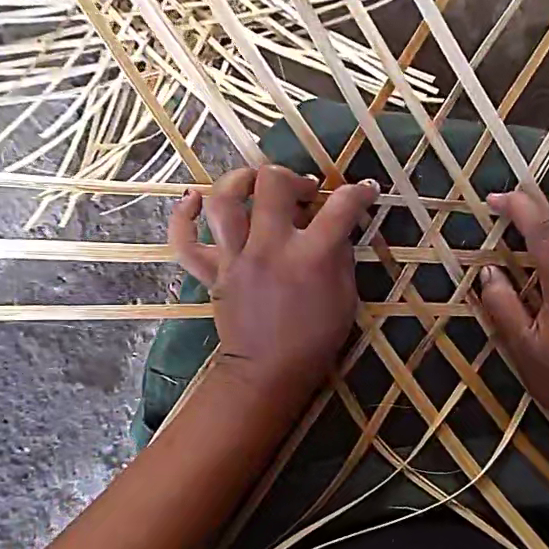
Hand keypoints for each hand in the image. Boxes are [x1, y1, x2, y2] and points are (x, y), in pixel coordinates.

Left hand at [168, 166, 376, 396]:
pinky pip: (185, 240)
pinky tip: (193, 200)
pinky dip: (183, 216)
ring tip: (254, 183)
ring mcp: (236, 259)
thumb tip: (337, 224)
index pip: (341, 206)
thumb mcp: (346, 296)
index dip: (360, 191)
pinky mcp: (212, 273)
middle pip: (273, 185)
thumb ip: (341, 254)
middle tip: (303, 191)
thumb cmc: (316, 337)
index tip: (366, 190)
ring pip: (223, 200)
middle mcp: (270, 248)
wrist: (271, 372)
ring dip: (239, 180)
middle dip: (292, 177)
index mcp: (312, 256)